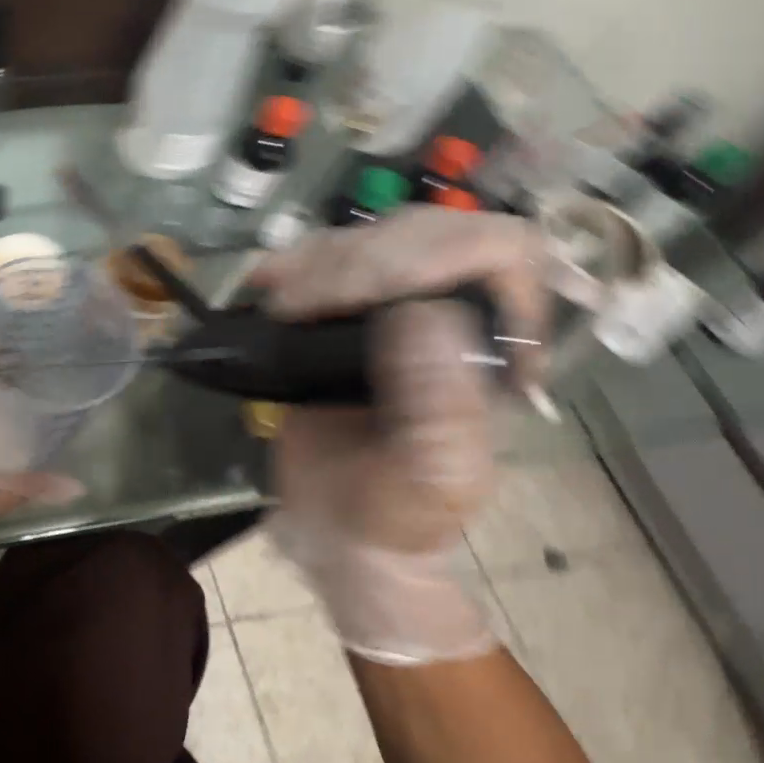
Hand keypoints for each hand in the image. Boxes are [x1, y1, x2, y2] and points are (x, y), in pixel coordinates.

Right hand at [245, 208, 549, 662]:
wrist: (340, 532)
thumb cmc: (399, 512)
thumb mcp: (435, 474)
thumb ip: (441, 403)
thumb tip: (420, 314)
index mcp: (496, 345)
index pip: (499, 253)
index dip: (438, 252)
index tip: (365, 294)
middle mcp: (453, 314)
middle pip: (430, 231)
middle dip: (362, 256)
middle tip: (302, 302)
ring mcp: (392, 311)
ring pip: (374, 238)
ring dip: (321, 258)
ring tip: (278, 300)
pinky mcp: (339, 318)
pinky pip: (326, 262)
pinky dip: (292, 263)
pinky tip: (265, 283)